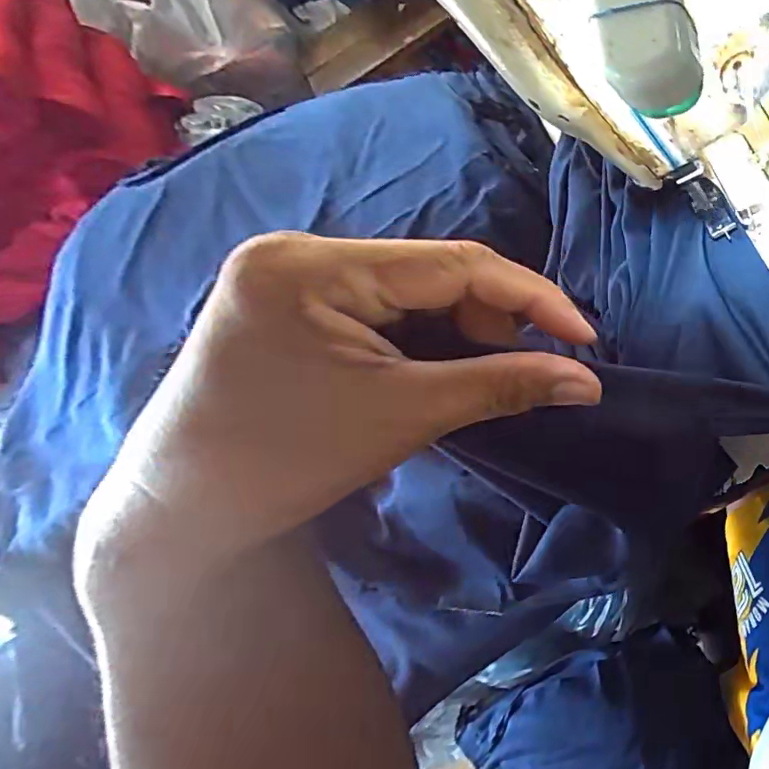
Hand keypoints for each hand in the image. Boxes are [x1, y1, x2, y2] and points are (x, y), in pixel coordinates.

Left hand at [77, 233, 602, 594]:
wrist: (181, 515)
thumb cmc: (288, 461)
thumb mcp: (408, 414)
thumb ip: (506, 384)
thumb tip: (588, 382)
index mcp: (315, 267)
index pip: (456, 264)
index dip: (532, 297)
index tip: (583, 338)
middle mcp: (303, 253)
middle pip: (439, 274)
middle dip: (494, 322)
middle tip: (528, 370)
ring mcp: (297, 275)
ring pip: (420, 291)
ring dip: (466, 332)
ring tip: (480, 378)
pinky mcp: (300, 302)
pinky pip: (392, 307)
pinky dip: (432, 338)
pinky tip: (441, 370)